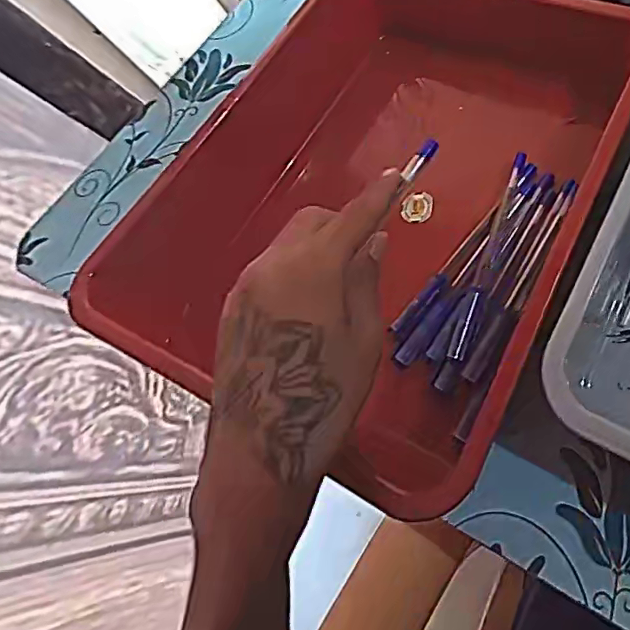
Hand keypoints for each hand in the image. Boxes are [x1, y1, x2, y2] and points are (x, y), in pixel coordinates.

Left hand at [194, 169, 400, 533]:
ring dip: (319, 246)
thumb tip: (372, 241)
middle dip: (343, 222)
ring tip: (340, 285)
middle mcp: (273, 265)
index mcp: (312, 268)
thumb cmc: (326, 398)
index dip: (379, 195)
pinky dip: (297, 267)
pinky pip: (272, 267)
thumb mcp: (365, 338)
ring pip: (290, 242)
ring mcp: (247, 286)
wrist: (259, 452)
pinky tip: (309, 306)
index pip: (353, 217)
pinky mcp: (233, 307)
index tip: (396, 177)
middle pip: (314, 220)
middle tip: (368, 249)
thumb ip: (366, 279)